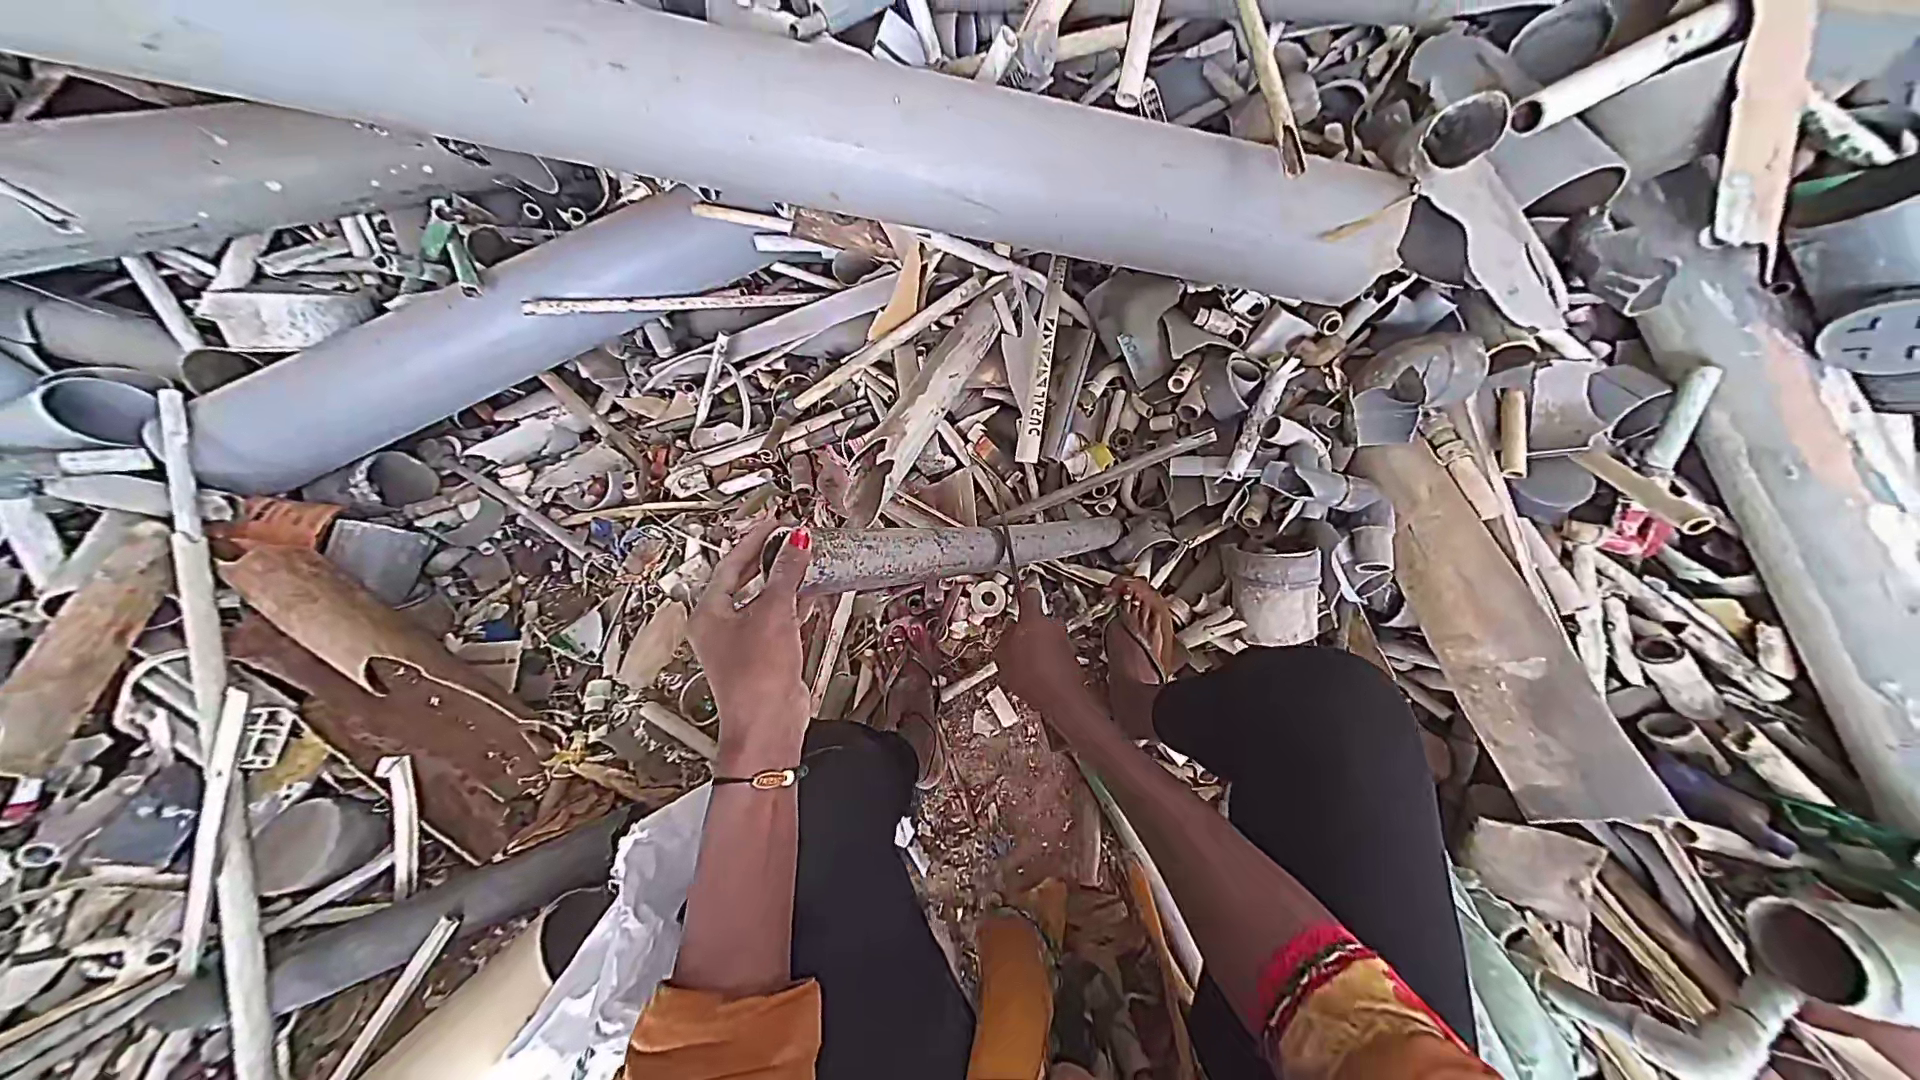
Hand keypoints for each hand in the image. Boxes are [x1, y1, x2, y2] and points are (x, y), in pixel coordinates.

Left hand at [689, 519, 812, 770]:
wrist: (769, 723)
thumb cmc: (754, 679)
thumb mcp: (773, 612)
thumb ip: (786, 573)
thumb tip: (795, 544)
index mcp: (709, 612)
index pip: (732, 563)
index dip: (754, 539)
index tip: (774, 523)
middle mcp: (722, 626)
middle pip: (746, 579)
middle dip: (770, 558)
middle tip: (790, 538)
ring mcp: (744, 641)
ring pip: (765, 599)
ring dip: (785, 580)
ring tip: (804, 560)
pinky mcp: (767, 654)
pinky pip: (781, 618)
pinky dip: (795, 603)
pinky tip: (811, 593)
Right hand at [993, 586, 1097, 721]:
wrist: (1061, 699)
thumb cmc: (1035, 678)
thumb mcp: (1004, 657)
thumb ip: (1004, 639)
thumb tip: (1006, 634)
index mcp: (1033, 619)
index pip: (1028, 594)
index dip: (1021, 594)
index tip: (1017, 593)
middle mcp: (1052, 625)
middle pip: (1036, 618)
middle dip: (1025, 628)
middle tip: (1013, 641)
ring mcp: (1064, 640)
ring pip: (1046, 635)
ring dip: (1036, 644)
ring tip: (1023, 663)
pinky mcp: (1070, 656)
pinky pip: (1054, 650)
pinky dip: (1045, 658)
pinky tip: (1034, 673)